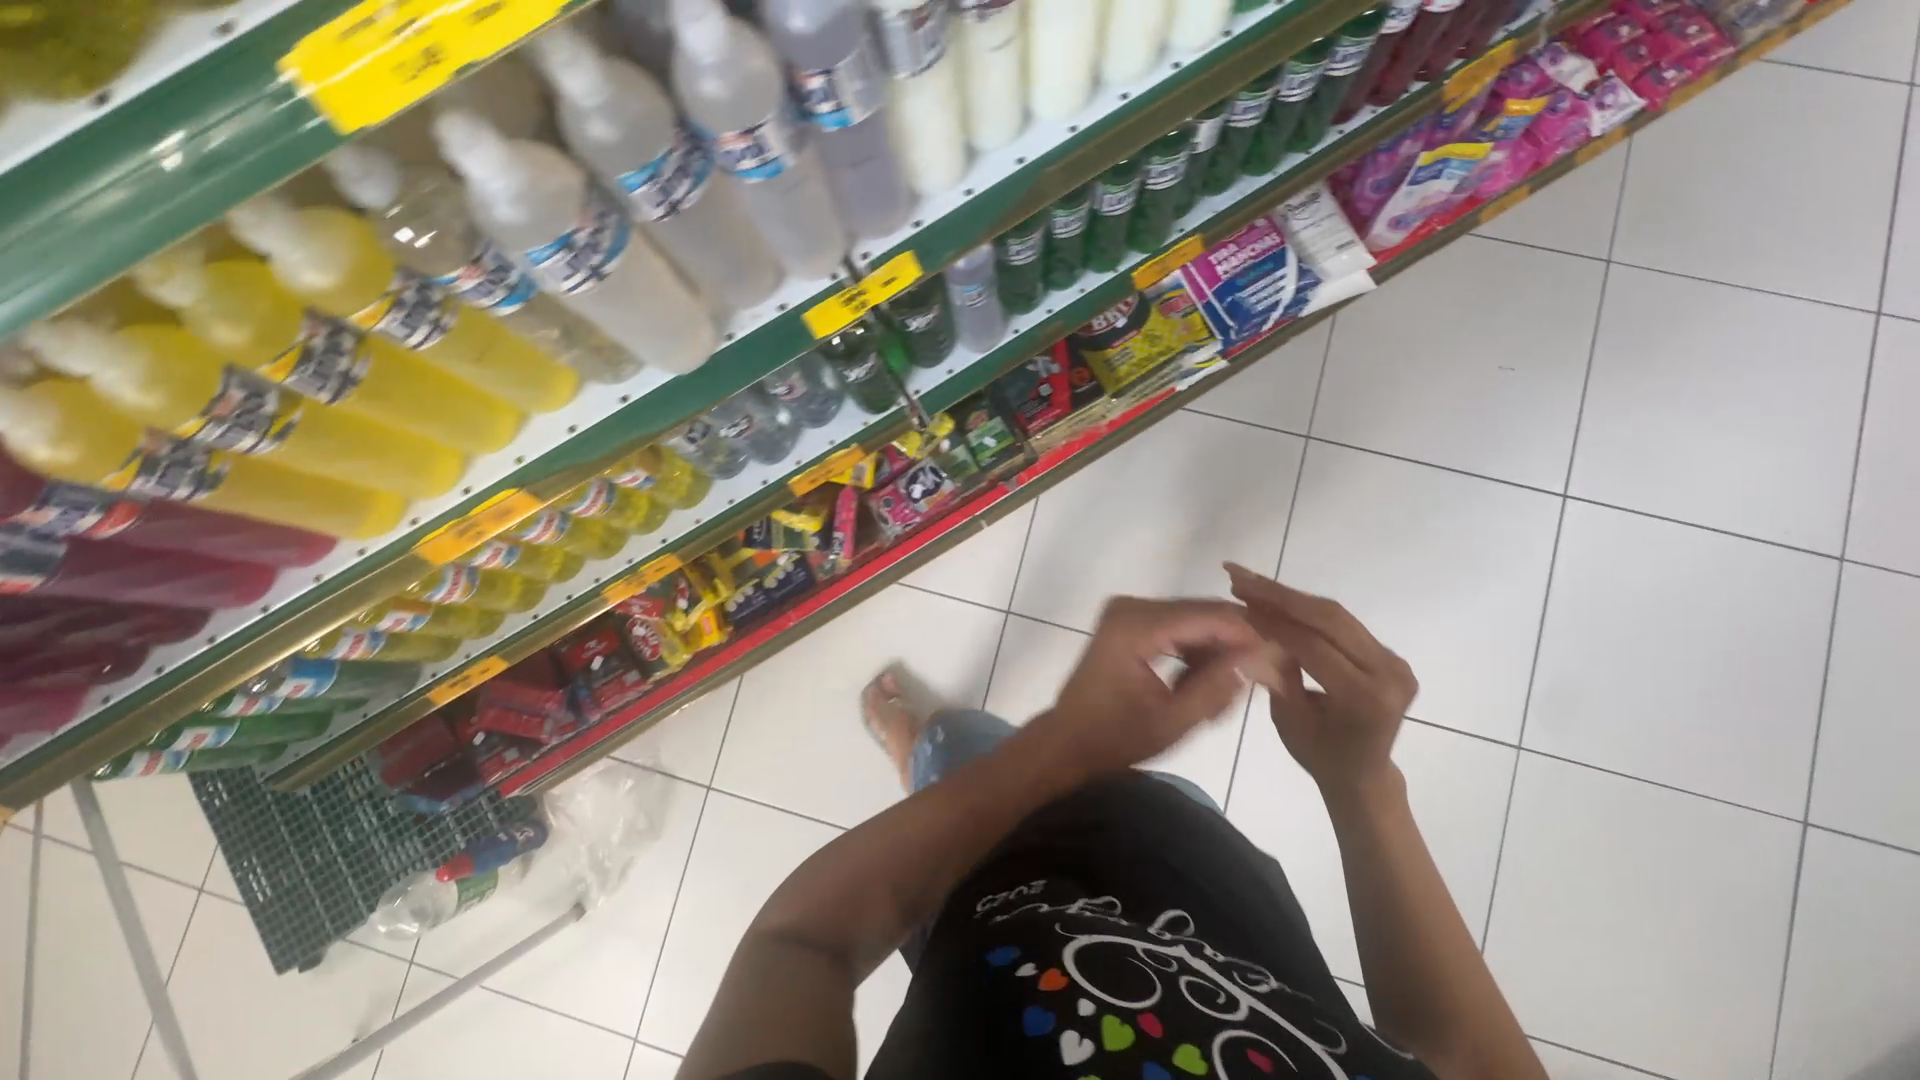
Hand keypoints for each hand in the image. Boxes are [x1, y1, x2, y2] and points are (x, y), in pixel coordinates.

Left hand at [1028, 596, 1277, 778]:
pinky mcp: (1130, 621)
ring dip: (1217, 651)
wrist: (1066, 741)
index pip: (1210, 615)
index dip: (1250, 635)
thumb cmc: (1114, 739)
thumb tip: (1266, 656)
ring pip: (1195, 619)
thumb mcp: (1173, 721)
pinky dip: (1197, 652)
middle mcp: (1131, 607)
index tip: (1281, 662)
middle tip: (1260, 683)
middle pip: (1204, 613)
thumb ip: (1218, 687)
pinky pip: (1179, 626)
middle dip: (1236, 645)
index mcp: (1135, 626)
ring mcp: (1128, 611)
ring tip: (1226, 693)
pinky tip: (1204, 685)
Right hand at [1225, 563, 1418, 798]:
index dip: (1272, 622)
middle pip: (1330, 620)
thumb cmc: (1320, 756)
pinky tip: (1275, 598)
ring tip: (1249, 582)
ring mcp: (1394, 661)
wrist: (1362, 774)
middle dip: (1280, 595)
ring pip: (1336, 615)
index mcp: (1367, 698)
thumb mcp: (1290, 721)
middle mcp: (1390, 673)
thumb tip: (1250, 632)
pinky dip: (1305, 609)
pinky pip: (1342, 624)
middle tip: (1238, 577)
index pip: (1314, 647)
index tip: (1235, 603)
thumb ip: (1278, 674)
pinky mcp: (1387, 653)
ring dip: (1290, 596)